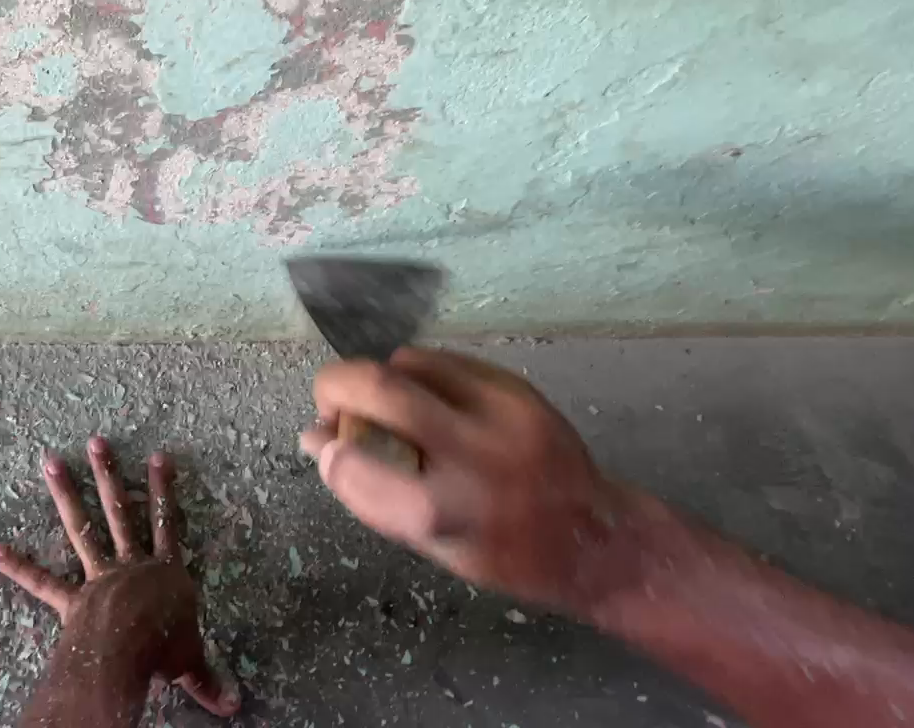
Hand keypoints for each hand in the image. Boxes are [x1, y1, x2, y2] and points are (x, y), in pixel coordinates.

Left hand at [0, 437, 239, 716]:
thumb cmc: (163, 651)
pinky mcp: (73, 599)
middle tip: (95, 441)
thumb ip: (208, 677)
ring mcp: (98, 576)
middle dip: (108, 474)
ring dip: (66, 494)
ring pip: (82, 528)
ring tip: (50, 461)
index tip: (159, 455)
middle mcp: (130, 564)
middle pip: (119, 511)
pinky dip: (20, 567)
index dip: (164, 490)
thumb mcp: (191, 662)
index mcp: (164, 571)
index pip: (167, 522)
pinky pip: (43, 582)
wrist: (126, 657)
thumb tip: (233, 705)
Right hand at [300, 348, 645, 614]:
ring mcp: (503, 414)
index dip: (329, 453)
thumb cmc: (504, 555)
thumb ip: (368, 491)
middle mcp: (478, 457)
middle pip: (381, 388)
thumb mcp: (432, 544)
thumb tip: (313, 439)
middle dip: (335, 385)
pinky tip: (425, 398)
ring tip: (389, 407)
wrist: (601, 541)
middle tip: (330, 401)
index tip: (327, 448)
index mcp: (452, 513)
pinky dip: (414, 372)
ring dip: (378, 379)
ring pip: (407, 362)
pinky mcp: (517, 387)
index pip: (358, 468)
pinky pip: (440, 358)